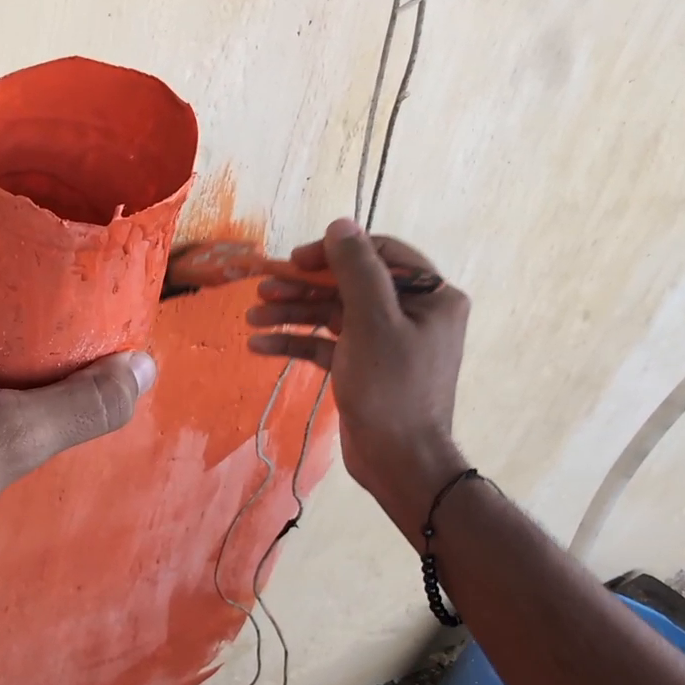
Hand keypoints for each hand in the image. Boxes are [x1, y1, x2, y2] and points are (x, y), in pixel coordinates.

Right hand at [245, 217, 469, 545]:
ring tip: (253, 316)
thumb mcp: (373, 322)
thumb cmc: (391, 389)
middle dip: (304, 286)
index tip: (295, 260)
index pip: (379, 255)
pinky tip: (260, 344)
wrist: (398, 460)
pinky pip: (327, 344)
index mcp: (431, 297)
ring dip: (292, 313)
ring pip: (333, 314)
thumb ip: (356, 270)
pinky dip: (296, 341)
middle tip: (264, 288)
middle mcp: (412, 314)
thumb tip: (340, 224)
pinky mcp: (363, 368)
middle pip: (349, 285)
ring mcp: (386, 342)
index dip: (334, 252)